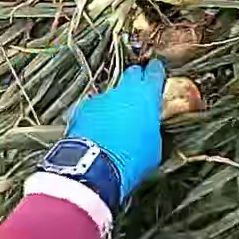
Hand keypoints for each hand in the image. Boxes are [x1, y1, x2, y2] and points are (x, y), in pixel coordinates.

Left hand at [64, 61, 166, 204]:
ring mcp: (101, 98)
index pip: (154, 72)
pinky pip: (93, 107)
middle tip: (139, 93)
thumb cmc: (129, 159)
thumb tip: (150, 130)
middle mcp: (124, 91)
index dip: (156, 71)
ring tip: (116, 122)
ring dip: (115, 103)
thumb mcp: (154, 147)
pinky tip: (99, 131)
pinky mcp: (82, 109)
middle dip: (135, 80)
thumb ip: (153, 129)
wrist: (94, 167)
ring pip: (111, 93)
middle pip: (131, 74)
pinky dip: (97, 115)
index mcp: (146, 96)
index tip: (156, 71)